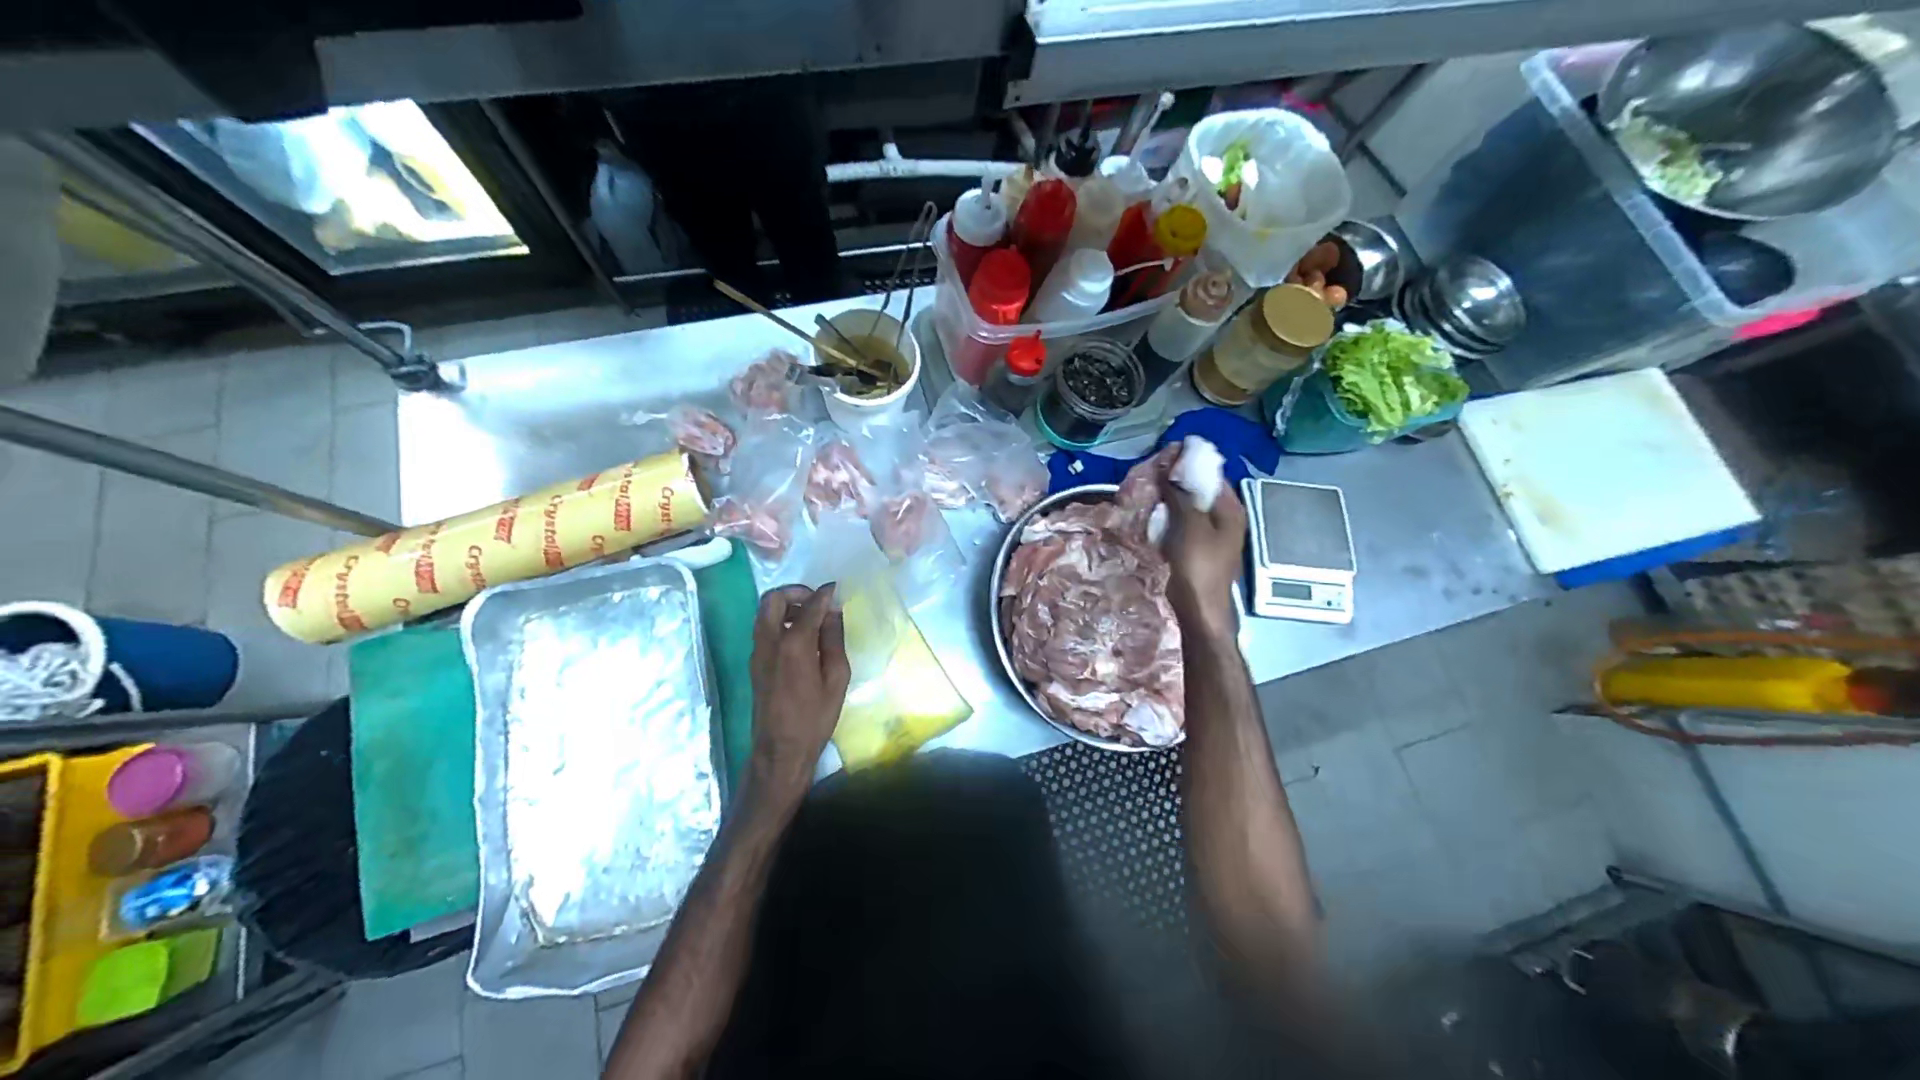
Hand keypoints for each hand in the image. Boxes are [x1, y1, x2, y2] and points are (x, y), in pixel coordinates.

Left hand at [747, 584, 850, 799]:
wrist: (780, 749)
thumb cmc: (814, 717)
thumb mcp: (836, 679)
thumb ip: (834, 640)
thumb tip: (833, 613)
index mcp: (794, 644)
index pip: (809, 605)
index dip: (824, 594)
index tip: (836, 589)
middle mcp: (770, 641)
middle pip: (773, 598)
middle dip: (795, 591)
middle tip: (817, 600)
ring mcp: (757, 651)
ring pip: (764, 612)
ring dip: (786, 604)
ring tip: (810, 616)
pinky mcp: (754, 661)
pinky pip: (764, 628)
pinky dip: (780, 620)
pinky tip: (801, 636)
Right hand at [1159, 475, 1245, 640]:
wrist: (1199, 612)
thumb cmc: (1198, 567)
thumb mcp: (1190, 526)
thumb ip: (1181, 495)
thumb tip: (1170, 468)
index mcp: (1231, 510)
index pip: (1211, 474)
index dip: (1190, 463)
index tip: (1164, 456)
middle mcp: (1225, 520)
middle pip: (1200, 490)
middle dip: (1176, 481)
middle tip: (1150, 474)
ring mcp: (1212, 536)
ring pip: (1189, 507)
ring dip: (1170, 499)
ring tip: (1147, 491)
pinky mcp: (1197, 549)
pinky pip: (1182, 524)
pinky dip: (1169, 517)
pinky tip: (1152, 515)